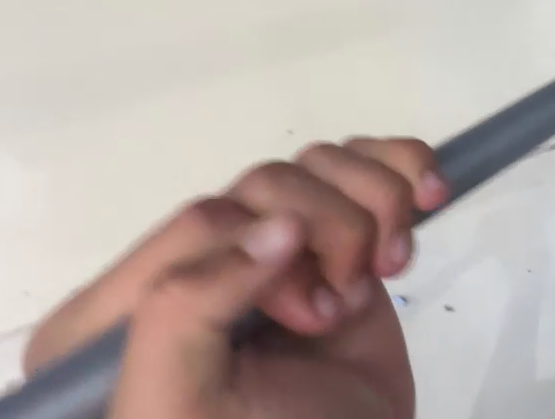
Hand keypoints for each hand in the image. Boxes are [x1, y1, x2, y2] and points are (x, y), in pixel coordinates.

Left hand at [23, 138, 450, 418]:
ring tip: (390, 268)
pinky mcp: (343, 232)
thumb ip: (186, 318)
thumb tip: (282, 224)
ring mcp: (277, 245)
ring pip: (326, 163)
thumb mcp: (183, 411)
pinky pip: (371, 160)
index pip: (207, 220)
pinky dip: (408, 167)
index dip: (270, 254)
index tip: (310, 316)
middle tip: (346, 306)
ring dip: (379, 206)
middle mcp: (201, 263)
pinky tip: (431, 198)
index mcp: (124, 308)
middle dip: (335, 234)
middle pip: (274, 184)